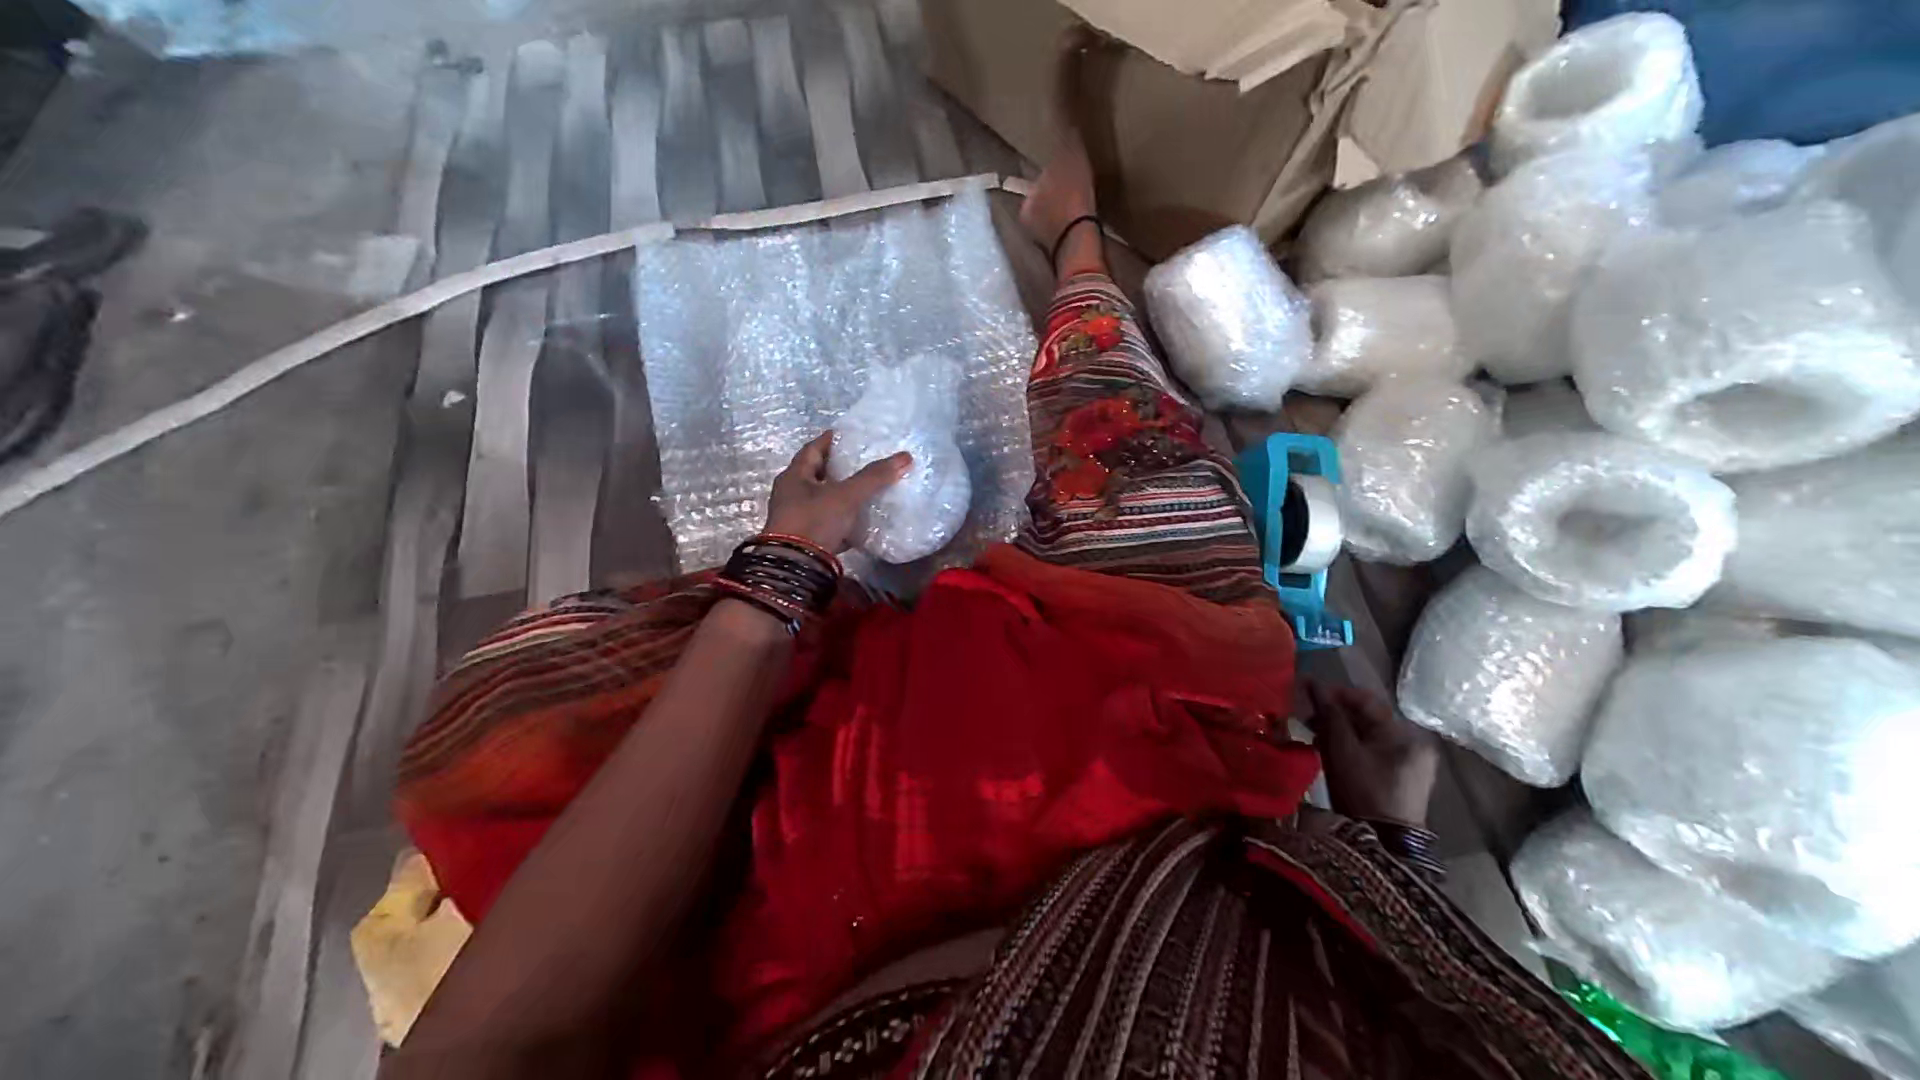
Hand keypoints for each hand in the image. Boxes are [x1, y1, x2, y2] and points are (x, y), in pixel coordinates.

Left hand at [765, 431, 911, 552]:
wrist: (795, 566)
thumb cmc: (815, 521)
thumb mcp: (846, 496)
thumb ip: (874, 477)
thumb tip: (905, 456)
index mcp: (795, 476)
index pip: (813, 449)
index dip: (830, 440)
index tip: (849, 435)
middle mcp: (791, 494)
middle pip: (816, 474)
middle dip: (837, 468)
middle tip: (861, 462)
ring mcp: (796, 518)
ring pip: (821, 499)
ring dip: (839, 494)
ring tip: (864, 489)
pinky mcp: (805, 538)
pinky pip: (826, 523)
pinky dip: (841, 520)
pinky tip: (859, 521)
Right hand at [1300, 679, 1438, 826]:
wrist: (1384, 842)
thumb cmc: (1364, 791)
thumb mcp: (1343, 751)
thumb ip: (1330, 715)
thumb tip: (1314, 684)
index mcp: (1405, 734)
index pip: (1366, 700)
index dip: (1335, 693)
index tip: (1307, 691)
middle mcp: (1413, 742)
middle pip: (1367, 716)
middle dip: (1335, 712)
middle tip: (1305, 712)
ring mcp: (1409, 760)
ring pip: (1367, 732)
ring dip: (1339, 728)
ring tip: (1312, 729)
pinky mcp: (1401, 774)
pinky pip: (1372, 747)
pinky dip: (1350, 743)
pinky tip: (1328, 746)